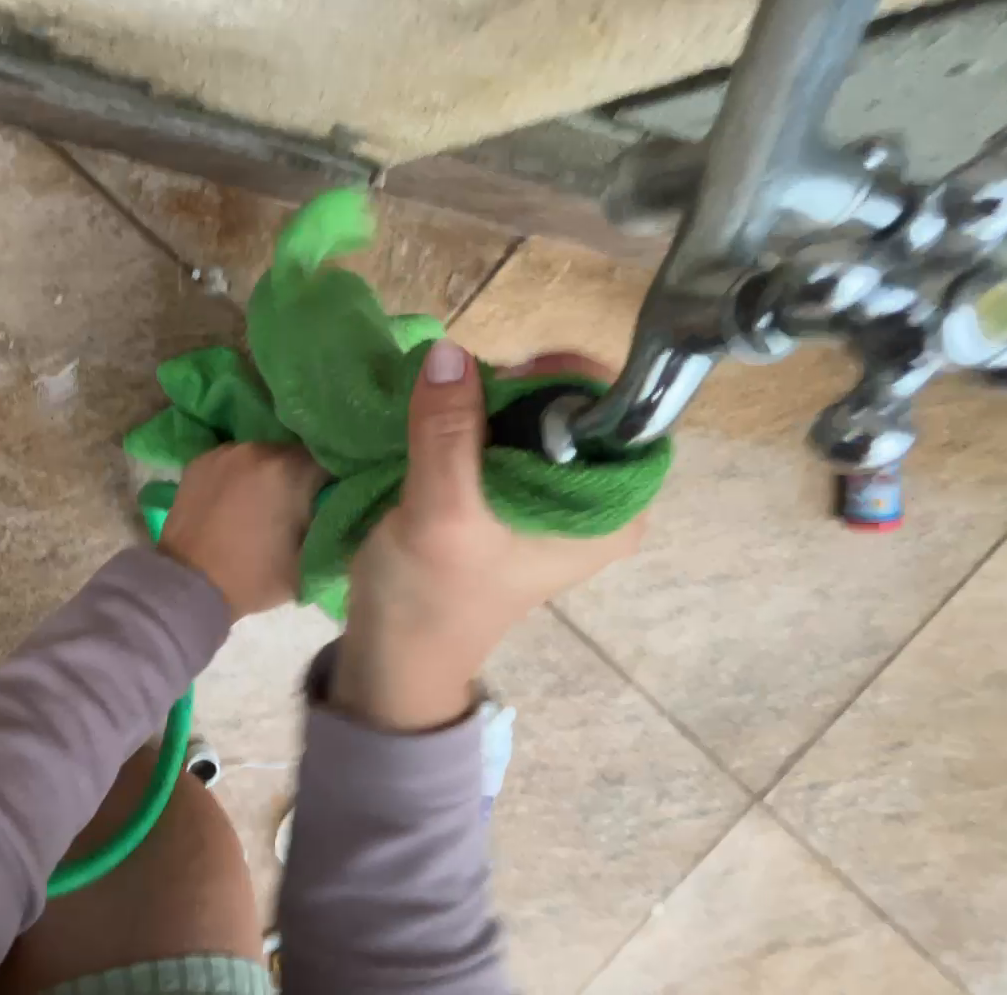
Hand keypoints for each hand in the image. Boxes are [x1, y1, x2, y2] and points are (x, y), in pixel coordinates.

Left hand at [159, 443, 328, 620]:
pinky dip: (239, 475)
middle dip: (301, 475)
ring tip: (265, 503)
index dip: (336, 479)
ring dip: (268, 473)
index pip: (329, 459)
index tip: (335, 497)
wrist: (188, 583)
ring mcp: (223, 452)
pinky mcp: (198, 461)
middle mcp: (256, 449)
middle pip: (294, 453)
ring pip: (261, 455)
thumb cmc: (253, 576)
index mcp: (288, 468)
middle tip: (300, 504)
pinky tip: (237, 498)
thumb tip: (346, 506)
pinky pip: (232, 461)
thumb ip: (333, 524)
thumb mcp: (309, 558)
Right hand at [334, 343, 644, 731]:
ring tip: (428, 415)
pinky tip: (427, 432)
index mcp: (610, 509)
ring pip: (524, 421)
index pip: (613, 409)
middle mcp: (591, 500)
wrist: (393, 654)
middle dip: (505, 390)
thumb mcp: (440, 514)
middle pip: (565, 408)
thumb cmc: (428, 596)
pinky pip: (494, 442)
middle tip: (445, 398)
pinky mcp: (504, 503)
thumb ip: (448, 435)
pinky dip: (461, 427)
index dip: (558, 379)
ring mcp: (546, 502)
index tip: (491, 376)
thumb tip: (450, 351)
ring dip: (475, 406)